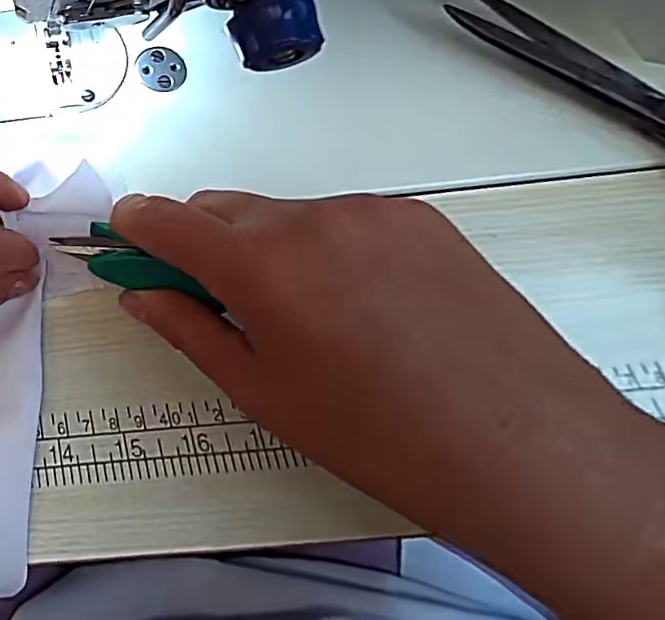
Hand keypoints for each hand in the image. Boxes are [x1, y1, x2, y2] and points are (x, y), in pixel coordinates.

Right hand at [107, 190, 631, 532]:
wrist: (542, 458)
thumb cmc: (391, 437)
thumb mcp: (261, 390)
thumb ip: (185, 327)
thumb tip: (141, 295)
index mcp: (261, 265)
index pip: (163, 218)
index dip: (132, 225)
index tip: (122, 237)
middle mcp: (309, 220)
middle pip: (215, 207)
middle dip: (197, 240)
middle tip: (209, 291)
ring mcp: (366, 212)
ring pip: (275, 212)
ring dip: (261, 243)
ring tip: (300, 307)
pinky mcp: (413, 215)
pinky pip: (334, 215)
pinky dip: (319, 242)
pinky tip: (354, 298)